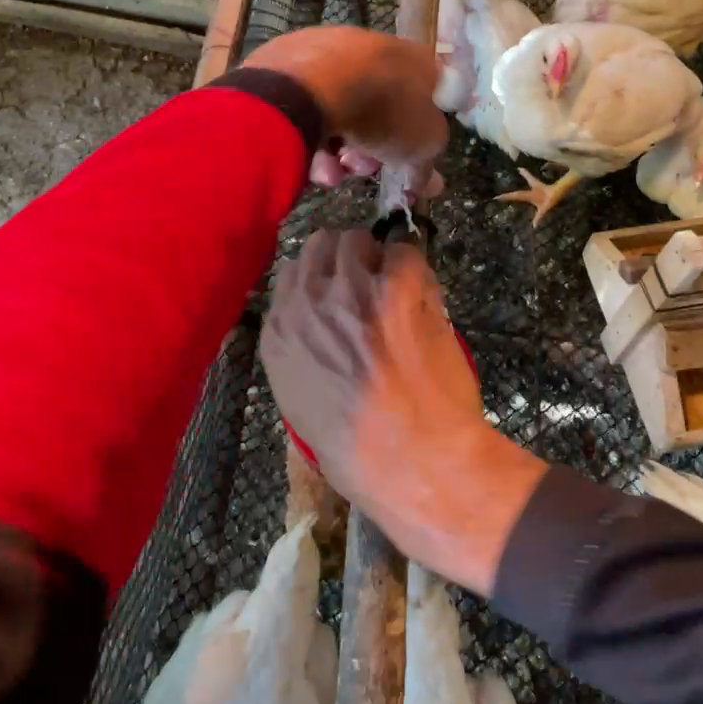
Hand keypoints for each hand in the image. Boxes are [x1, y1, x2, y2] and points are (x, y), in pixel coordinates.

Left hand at [240, 28, 446, 193]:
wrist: (314, 85)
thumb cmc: (383, 108)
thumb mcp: (425, 141)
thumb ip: (427, 159)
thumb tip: (424, 180)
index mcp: (410, 56)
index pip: (423, 95)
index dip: (415, 133)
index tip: (402, 161)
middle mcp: (368, 46)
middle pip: (375, 108)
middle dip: (369, 148)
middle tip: (360, 168)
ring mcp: (323, 51)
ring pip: (336, 110)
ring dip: (336, 149)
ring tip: (328, 173)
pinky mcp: (284, 62)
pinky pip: (303, 105)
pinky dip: (307, 133)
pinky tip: (305, 158)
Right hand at [261, 229, 543, 593]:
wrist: (415, 463)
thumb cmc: (361, 456)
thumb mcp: (303, 408)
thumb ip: (304, 357)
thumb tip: (323, 335)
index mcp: (279, 336)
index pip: (289, 277)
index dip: (319, 281)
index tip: (338, 294)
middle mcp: (306, 303)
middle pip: (318, 247)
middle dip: (344, 259)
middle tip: (369, 282)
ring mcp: (351, 290)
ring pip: (356, 239)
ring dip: (376, 259)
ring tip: (397, 287)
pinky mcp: (396, 287)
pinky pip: (404, 252)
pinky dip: (415, 270)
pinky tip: (423, 297)